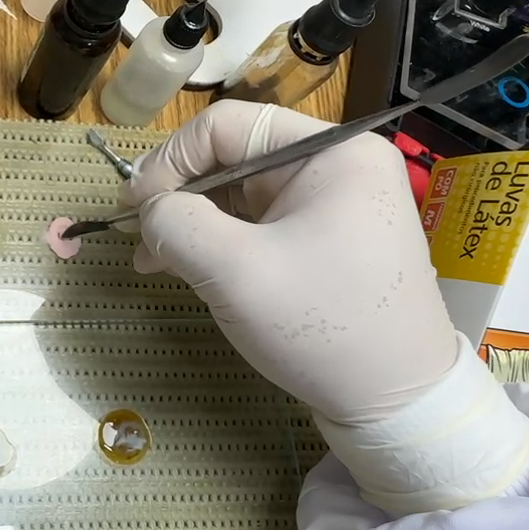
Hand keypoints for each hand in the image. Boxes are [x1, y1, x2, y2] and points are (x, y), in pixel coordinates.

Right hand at [125, 101, 528, 513]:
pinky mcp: (322, 241)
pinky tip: (185, 267)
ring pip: (236, 195)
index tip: (133, 209)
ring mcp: (330, 205)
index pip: (225, 126)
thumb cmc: (321, 326)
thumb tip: (147, 210)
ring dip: (189, 223)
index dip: (168, 160)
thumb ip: (176, 225)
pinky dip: (215, 243)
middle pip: (230, 158)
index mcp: (329, 152)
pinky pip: (254, 225)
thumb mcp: (234, 271)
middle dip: (176, 196)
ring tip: (153, 260)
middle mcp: (334, 166)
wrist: (395, 403)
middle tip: (137, 236)